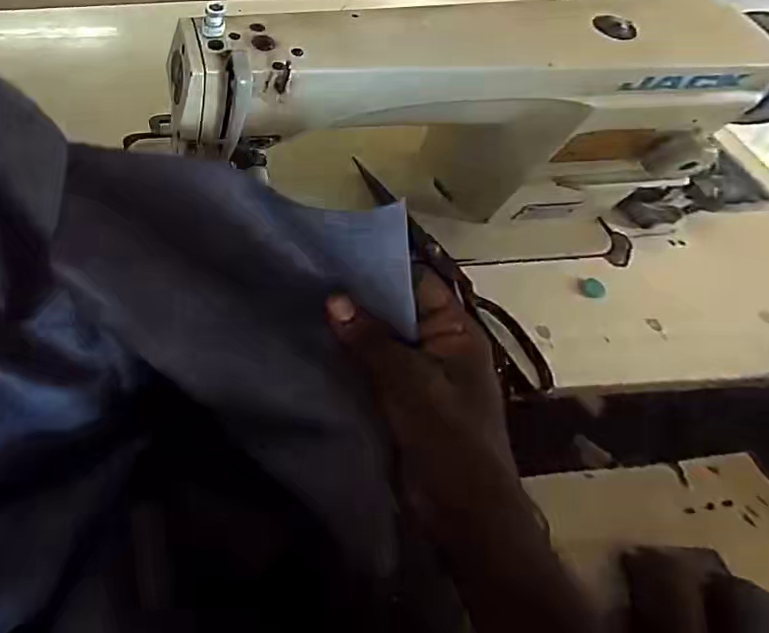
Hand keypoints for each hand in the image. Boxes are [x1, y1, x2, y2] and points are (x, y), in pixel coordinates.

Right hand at [331, 272, 598, 632]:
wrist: (463, 517)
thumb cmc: (448, 441)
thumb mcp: (409, 383)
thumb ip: (371, 339)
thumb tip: (333, 297)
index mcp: (456, 332)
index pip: (418, 282)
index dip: (382, 266)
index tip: (339, 252)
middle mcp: (438, 345)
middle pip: (396, 309)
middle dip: (359, 296)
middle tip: (312, 275)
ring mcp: (419, 372)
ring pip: (380, 338)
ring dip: (350, 327)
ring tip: (306, 301)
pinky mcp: (399, 397)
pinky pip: (372, 365)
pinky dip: (349, 355)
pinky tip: (315, 341)